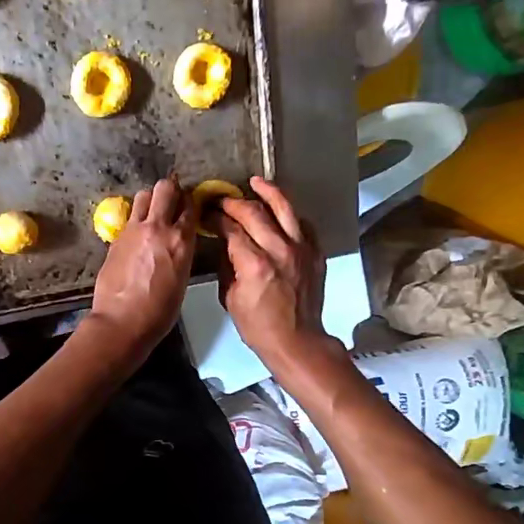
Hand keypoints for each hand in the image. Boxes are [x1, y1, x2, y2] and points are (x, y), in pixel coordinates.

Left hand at [84, 176, 198, 359]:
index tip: (190, 203)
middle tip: (172, 199)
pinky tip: (137, 232)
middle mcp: (158, 228)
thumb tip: (178, 244)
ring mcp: (134, 230)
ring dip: (150, 199)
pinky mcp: (116, 238)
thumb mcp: (182, 279)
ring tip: (152, 212)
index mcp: (181, 241)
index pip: (190, 205)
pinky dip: (135, 218)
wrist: (123, 321)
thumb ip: (181, 253)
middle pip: (165, 188)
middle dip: (170, 189)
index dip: (191, 201)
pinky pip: (129, 217)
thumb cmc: (159, 311)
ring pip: (143, 195)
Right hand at [211, 177, 337, 374]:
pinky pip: (303, 224)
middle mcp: (280, 249)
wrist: (297, 340)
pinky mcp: (315, 253)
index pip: (232, 229)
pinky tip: (280, 211)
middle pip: (255, 212)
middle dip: (234, 203)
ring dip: (268, 192)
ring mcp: (302, 249)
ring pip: (285, 208)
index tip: (207, 215)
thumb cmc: (258, 326)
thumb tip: (226, 246)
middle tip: (222, 200)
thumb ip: (229, 266)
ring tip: (255, 182)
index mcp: (255, 263)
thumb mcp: (231, 298)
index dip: (216, 218)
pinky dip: (289, 214)